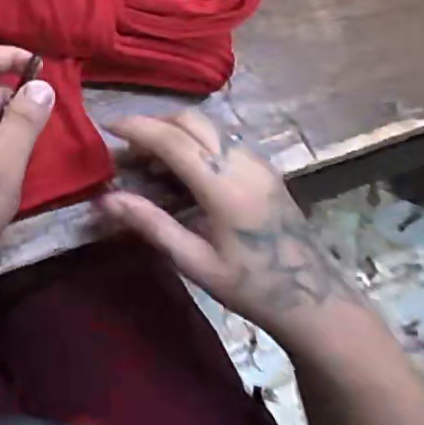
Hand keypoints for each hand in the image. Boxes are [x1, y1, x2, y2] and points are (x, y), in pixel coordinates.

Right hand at [99, 110, 364, 352]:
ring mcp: (258, 164)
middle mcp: (244, 165)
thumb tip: (105, 199)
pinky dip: (191, 142)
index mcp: (226, 188)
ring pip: (206, 126)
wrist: (318, 303)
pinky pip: (220, 139)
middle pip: (190, 121)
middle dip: (152, 124)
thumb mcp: (194, 262)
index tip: (106, 128)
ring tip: (148, 161)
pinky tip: (179, 170)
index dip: (137, 128)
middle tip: (126, 147)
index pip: (174, 140)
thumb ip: (150, 223)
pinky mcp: (264, 169)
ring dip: (171, 132)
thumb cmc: (251, 287)